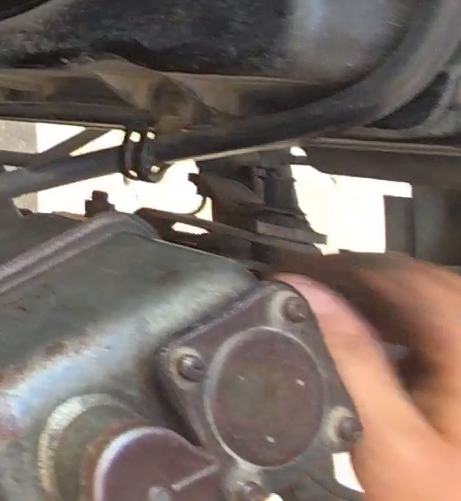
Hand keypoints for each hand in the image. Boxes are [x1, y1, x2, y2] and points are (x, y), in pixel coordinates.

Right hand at [282, 255, 460, 500]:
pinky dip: (408, 323)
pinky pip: (448, 335)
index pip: (409, 281)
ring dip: (385, 298)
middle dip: (364, 276)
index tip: (299, 272)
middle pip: (431, 287)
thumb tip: (305, 292)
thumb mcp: (386, 433)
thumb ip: (347, 357)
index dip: (347, 267)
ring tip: (334, 304)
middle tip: (311, 281)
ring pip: (442, 309)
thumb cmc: (442, 496)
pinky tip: (379, 339)